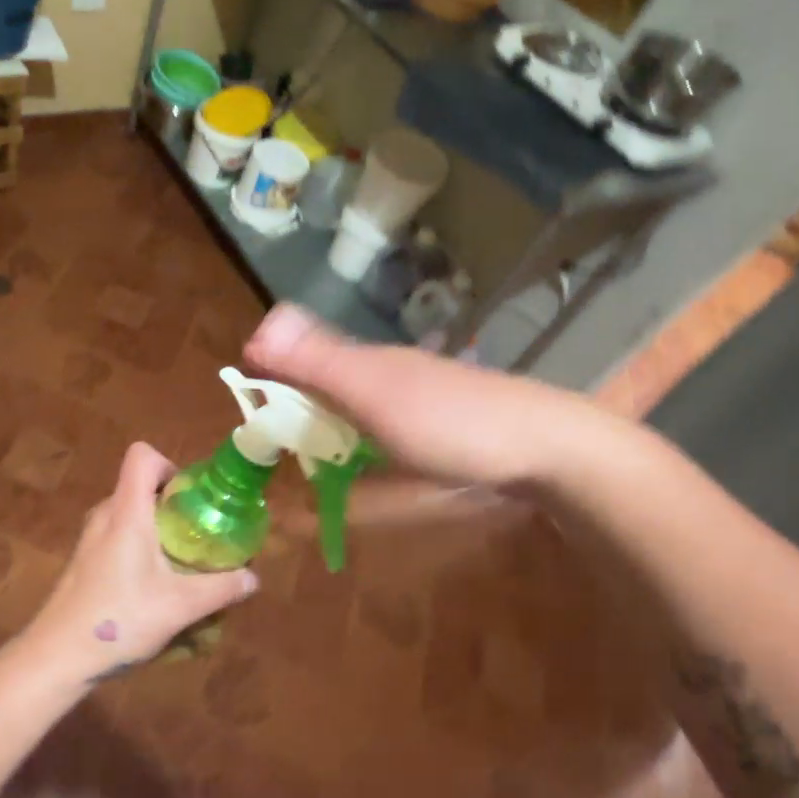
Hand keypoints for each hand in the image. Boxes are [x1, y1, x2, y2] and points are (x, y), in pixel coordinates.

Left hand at [18, 443, 258, 688]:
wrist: (57, 655)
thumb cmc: (118, 619)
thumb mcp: (180, 606)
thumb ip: (220, 589)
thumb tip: (253, 579)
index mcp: (126, 512)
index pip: (142, 456)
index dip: (170, 466)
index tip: (193, 499)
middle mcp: (105, 515)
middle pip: (140, 487)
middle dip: (174, 505)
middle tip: (200, 537)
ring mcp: (90, 538)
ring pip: (130, 515)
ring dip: (158, 531)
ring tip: (182, 565)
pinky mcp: (84, 561)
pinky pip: (118, 538)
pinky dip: (140, 549)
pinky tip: (153, 588)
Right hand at [242, 303, 631, 491]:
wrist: (550, 448)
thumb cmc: (453, 422)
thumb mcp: (375, 392)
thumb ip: (317, 361)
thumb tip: (258, 326)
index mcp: (365, 362)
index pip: (298, 359)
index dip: (268, 380)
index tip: (248, 421)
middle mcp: (386, 374)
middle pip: (324, 385)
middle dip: (295, 410)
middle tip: (274, 456)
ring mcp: (415, 402)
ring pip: (353, 410)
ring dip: (327, 431)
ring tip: (308, 471)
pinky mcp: (438, 430)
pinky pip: (381, 434)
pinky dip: (361, 448)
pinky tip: (364, 472)